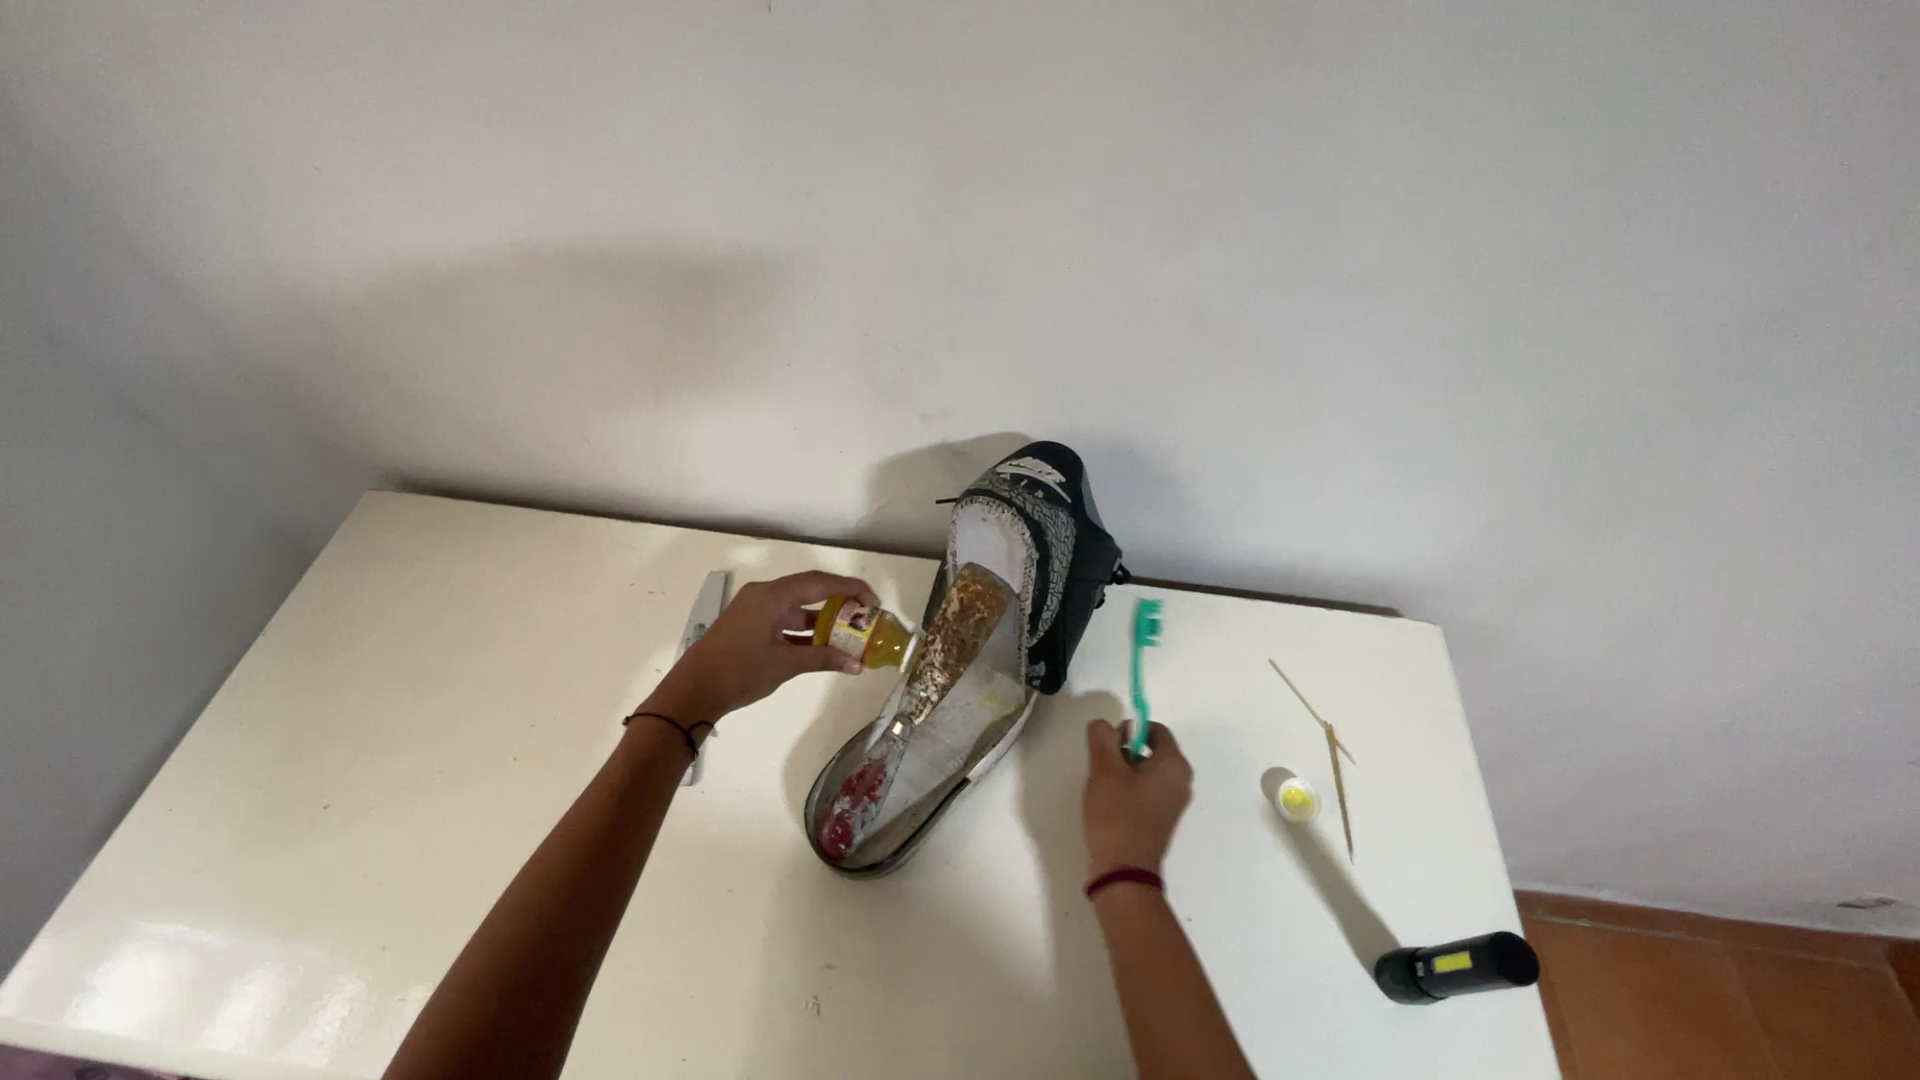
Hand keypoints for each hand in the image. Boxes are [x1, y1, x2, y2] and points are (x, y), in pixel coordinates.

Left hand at [643, 571, 880, 725]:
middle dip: (839, 603)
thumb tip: (857, 664)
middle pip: (809, 590)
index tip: (873, 602)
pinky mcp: (748, 626)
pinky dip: (803, 632)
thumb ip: (823, 659)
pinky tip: (822, 648)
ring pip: (796, 608)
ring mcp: (754, 610)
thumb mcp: (786, 664)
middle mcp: (764, 595)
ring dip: (821, 621)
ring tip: (848, 635)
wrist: (693, 690)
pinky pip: (783, 621)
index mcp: (772, 595)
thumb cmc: (740, 671)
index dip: (851, 588)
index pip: (820, 582)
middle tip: (863, 617)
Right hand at [1083, 719, 1192, 877]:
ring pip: (1146, 770)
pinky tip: (1111, 804)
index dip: (1129, 730)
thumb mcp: (1104, 770)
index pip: (1155, 729)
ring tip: (1104, 789)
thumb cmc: (1117, 816)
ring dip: (1123, 772)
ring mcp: (1174, 802)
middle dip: (1123, 752)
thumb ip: (1103, 738)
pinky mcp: (1163, 818)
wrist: (1124, 872)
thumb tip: (1104, 725)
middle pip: (1150, 749)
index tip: (1108, 747)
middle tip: (1102, 769)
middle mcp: (1181, 781)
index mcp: (1174, 765)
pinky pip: (1147, 790)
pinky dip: (1129, 789)